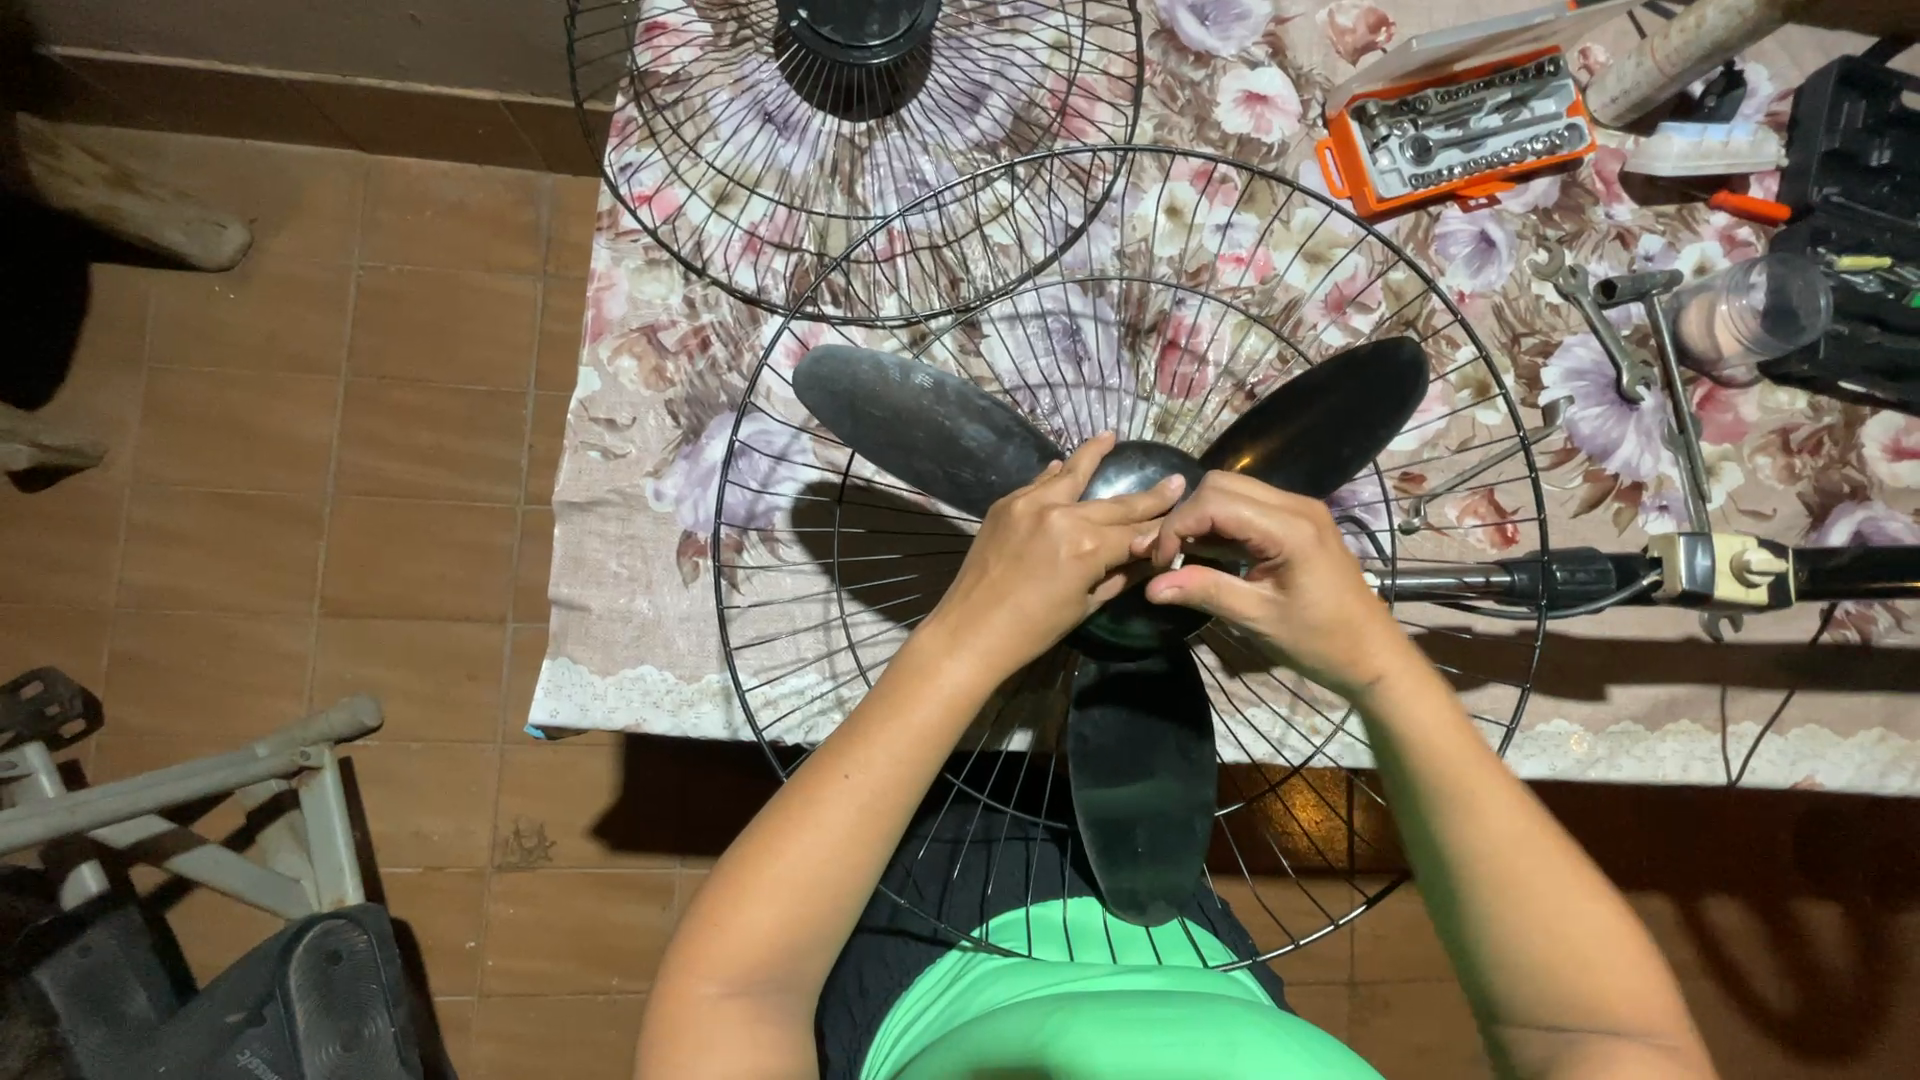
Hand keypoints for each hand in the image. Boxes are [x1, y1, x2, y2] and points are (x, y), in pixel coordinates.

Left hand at [920, 432, 1183, 682]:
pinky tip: (1063, 464)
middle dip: (1147, 496)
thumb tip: (1150, 556)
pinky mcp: (1005, 504)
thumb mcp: (1087, 604)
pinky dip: (1053, 475)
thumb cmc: (1034, 630)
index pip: (1137, 533)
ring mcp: (1029, 504)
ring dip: (1092, 455)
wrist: (970, 630)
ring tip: (1109, 436)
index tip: (1184, 512)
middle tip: (1175, 481)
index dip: (1161, 528)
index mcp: (1088, 546)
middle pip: (1113, 504)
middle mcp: (1062, 514)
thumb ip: (1120, 574)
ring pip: (1070, 475)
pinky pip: (1037, 483)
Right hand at [1139, 471, 1418, 701]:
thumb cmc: (1320, 641)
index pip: (1214, 502)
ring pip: (1231, 490)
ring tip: (1180, 555)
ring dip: (1200, 517)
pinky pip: (1247, 505)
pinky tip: (1206, 552)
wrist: (1373, 655)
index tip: (1159, 563)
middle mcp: (1296, 506)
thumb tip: (1151, 587)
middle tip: (1167, 556)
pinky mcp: (1298, 521)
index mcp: (1290, 529)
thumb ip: (1205, 592)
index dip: (1177, 526)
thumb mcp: (1258, 619)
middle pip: (1220, 484)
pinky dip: (1219, 522)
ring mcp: (1300, 510)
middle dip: (1185, 516)